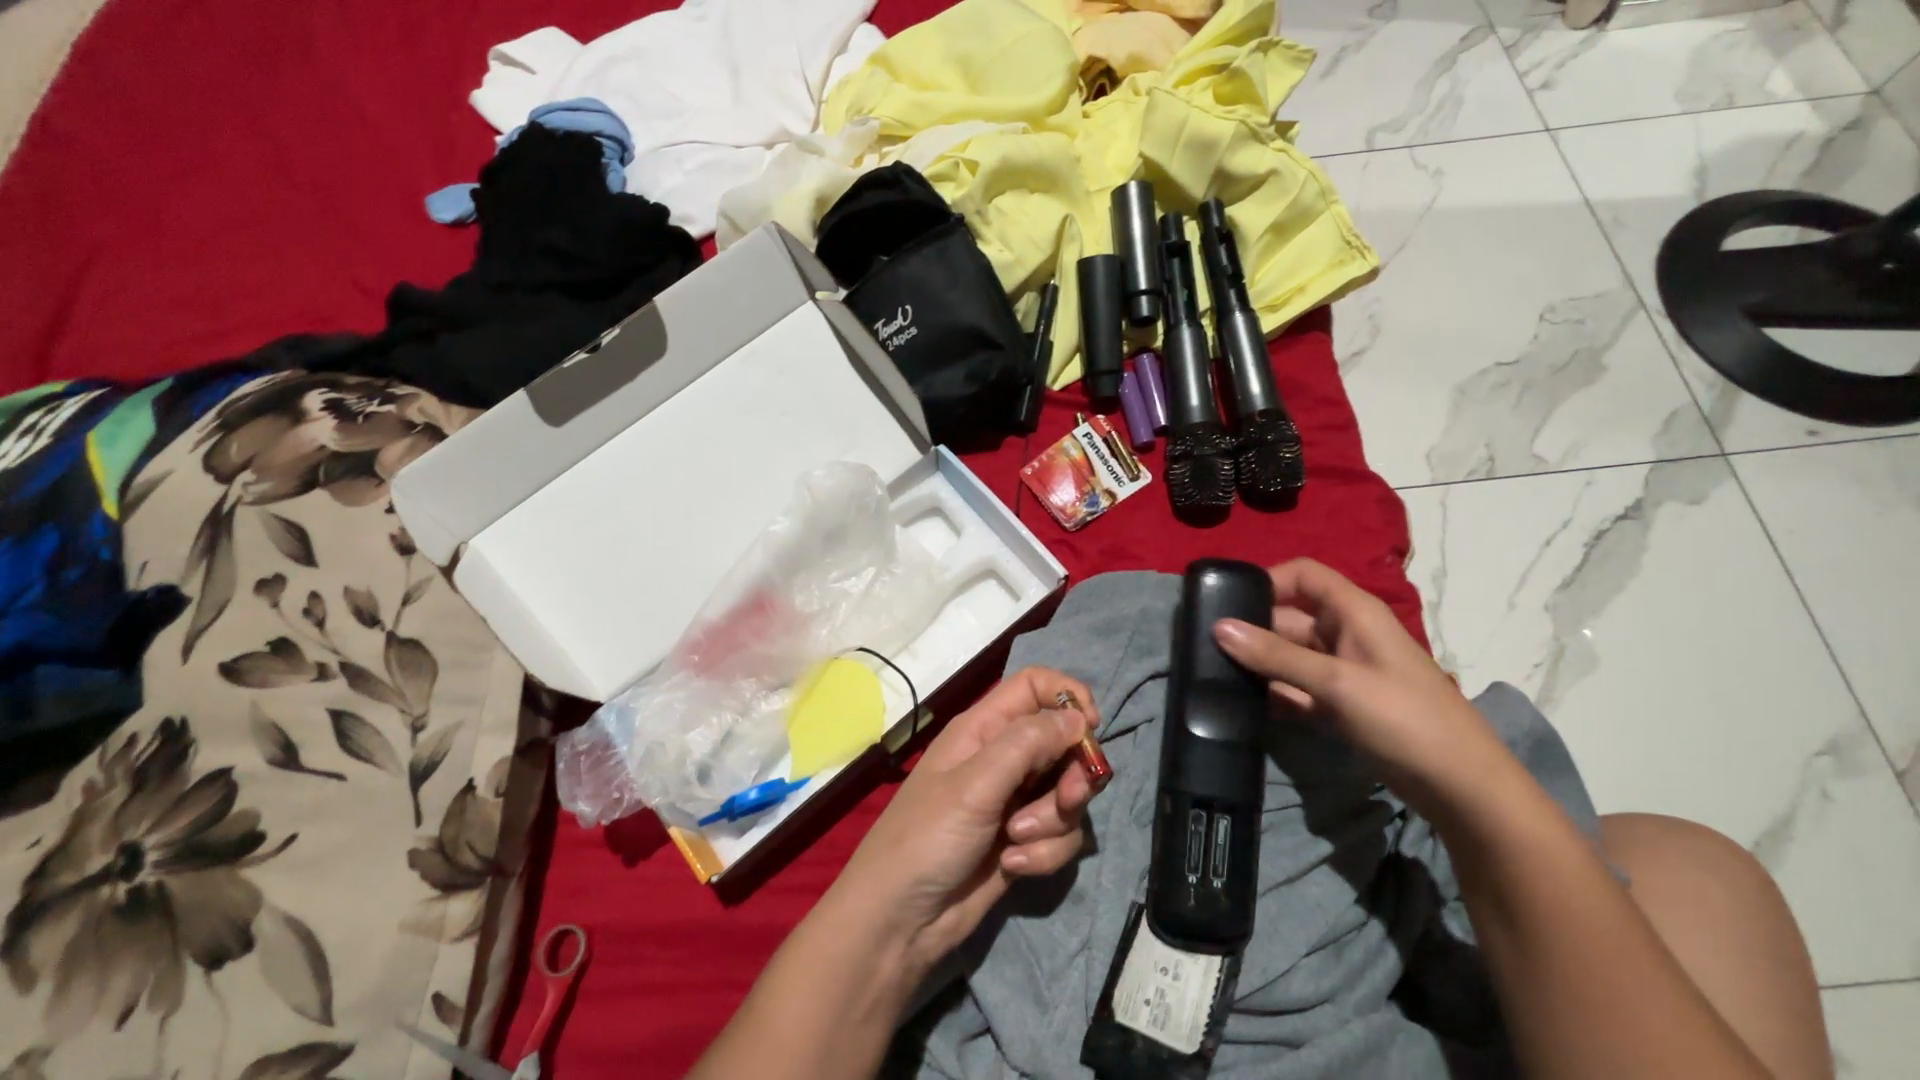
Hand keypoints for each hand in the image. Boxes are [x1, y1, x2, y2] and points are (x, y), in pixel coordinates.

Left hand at [830, 667, 1099, 976]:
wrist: (900, 921)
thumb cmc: (926, 839)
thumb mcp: (975, 784)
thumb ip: (1029, 743)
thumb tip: (1079, 717)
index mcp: (983, 730)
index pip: (1035, 687)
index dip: (1068, 697)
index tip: (1091, 729)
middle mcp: (1002, 759)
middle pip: (1065, 743)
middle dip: (1073, 774)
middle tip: (1066, 799)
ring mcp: (1015, 802)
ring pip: (1069, 794)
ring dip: (1053, 822)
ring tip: (1016, 841)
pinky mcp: (1024, 842)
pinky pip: (1062, 835)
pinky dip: (1046, 852)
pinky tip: (1013, 866)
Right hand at [1210, 559, 1509, 817]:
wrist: (1459, 785)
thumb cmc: (1404, 718)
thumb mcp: (1337, 683)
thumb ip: (1276, 656)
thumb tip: (1219, 628)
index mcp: (1354, 613)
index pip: (1303, 575)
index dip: (1267, 581)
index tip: (1226, 604)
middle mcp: (1346, 634)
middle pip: (1289, 617)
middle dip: (1252, 630)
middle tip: (1204, 649)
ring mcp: (1343, 672)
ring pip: (1289, 656)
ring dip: (1259, 665)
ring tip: (1214, 676)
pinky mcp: (1339, 706)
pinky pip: (1297, 689)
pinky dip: (1275, 694)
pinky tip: (1243, 706)